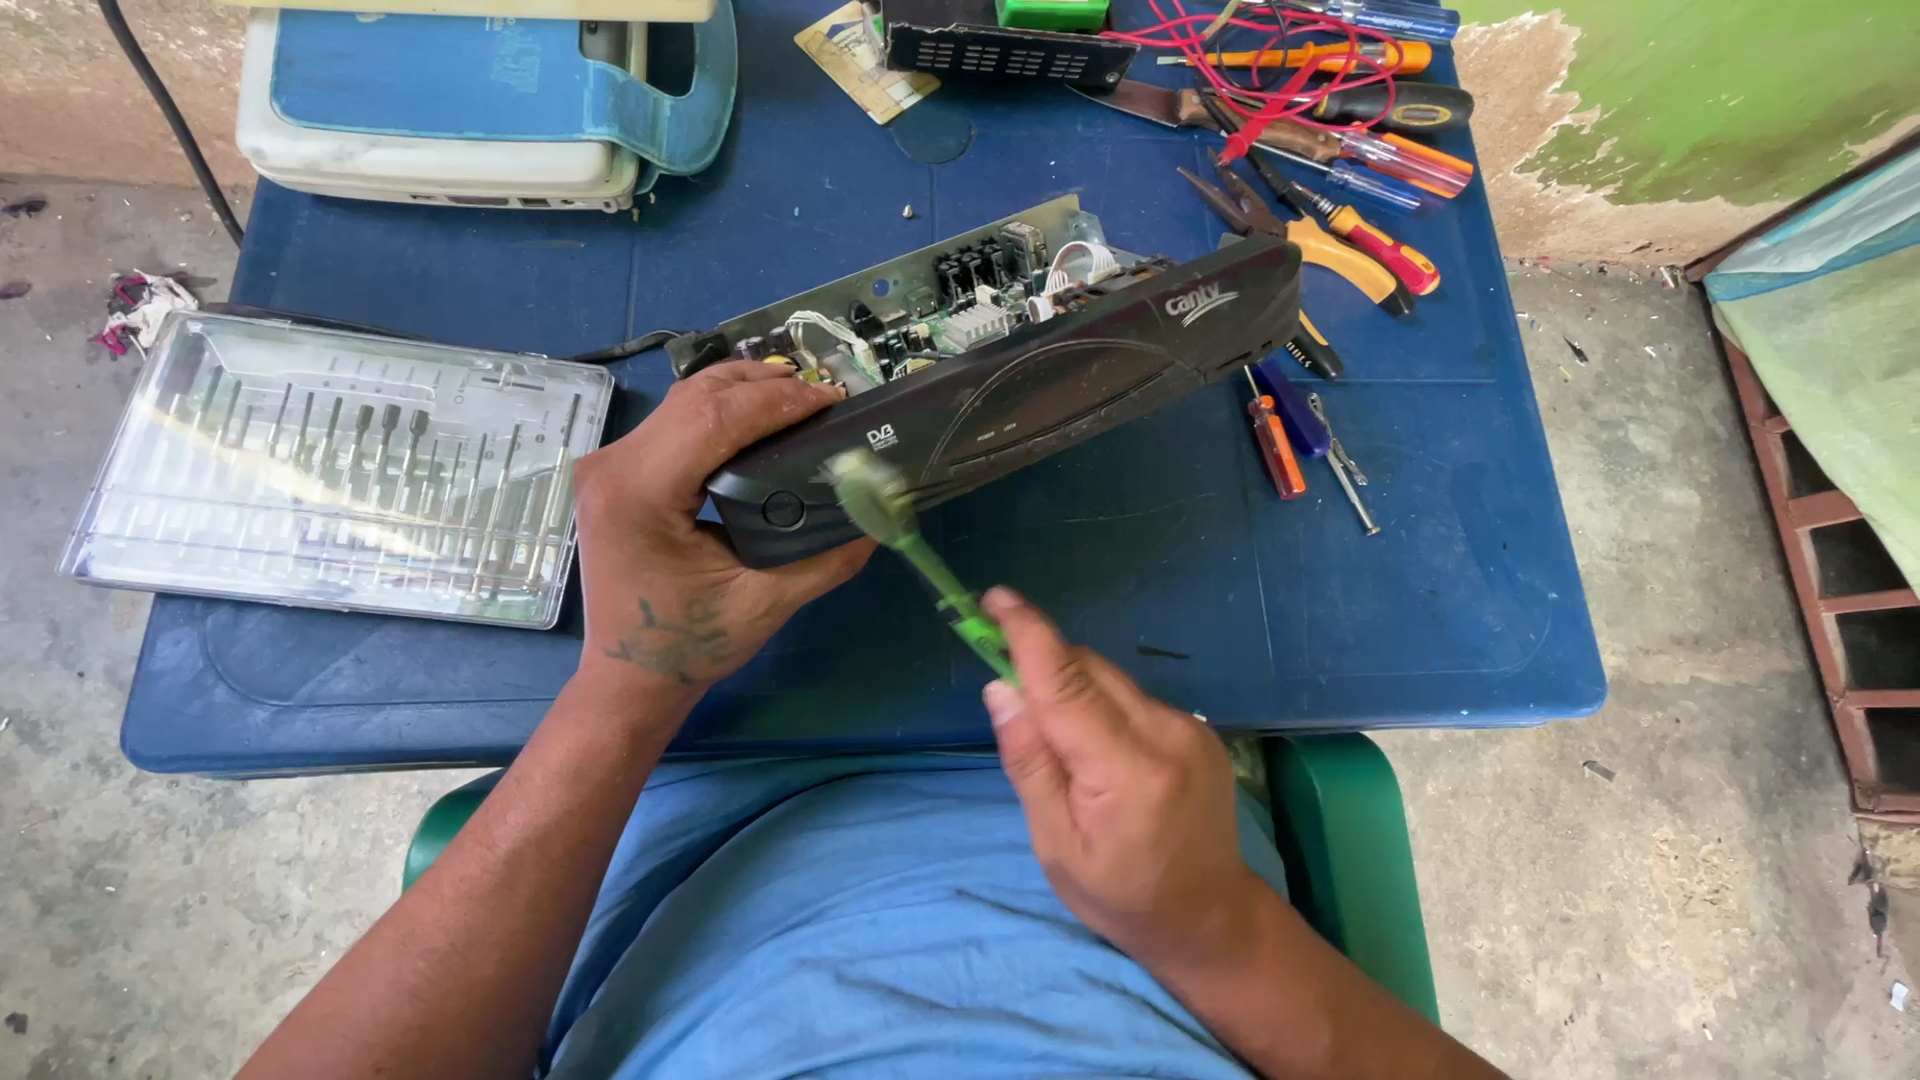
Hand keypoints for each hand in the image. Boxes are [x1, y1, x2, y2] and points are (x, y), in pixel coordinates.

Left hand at [571, 361, 874, 702]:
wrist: (630, 676)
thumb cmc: (691, 645)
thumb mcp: (768, 603)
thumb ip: (828, 558)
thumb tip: (880, 515)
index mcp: (639, 494)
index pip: (713, 419)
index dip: (778, 402)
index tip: (832, 400)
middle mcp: (613, 465)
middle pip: (696, 397)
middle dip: (766, 386)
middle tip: (825, 396)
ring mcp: (609, 464)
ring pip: (683, 399)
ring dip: (743, 390)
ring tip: (800, 396)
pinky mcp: (618, 470)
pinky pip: (674, 420)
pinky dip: (721, 408)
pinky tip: (758, 416)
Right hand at [981, 587, 1271, 972]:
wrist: (1211, 917)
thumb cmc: (1121, 894)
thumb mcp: (1056, 842)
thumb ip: (1029, 760)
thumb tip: (1001, 688)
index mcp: (1127, 771)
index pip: (1067, 685)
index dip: (1029, 635)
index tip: (997, 599)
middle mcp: (1166, 734)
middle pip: (1089, 669)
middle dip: (1043, 662)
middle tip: (1006, 680)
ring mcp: (1189, 727)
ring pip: (1110, 678)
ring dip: (1071, 685)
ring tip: (1058, 738)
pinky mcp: (1197, 728)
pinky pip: (1132, 695)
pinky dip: (1100, 701)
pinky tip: (1095, 745)